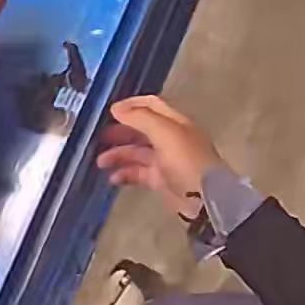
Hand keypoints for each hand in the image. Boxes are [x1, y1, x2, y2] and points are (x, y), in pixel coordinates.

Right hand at [96, 95, 228, 218]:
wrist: (202, 199)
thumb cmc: (186, 161)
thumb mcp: (164, 133)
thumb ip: (140, 118)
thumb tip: (117, 109)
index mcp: (175, 123)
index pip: (152, 106)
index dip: (131, 105)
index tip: (109, 111)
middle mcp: (171, 139)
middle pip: (142, 130)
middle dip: (121, 132)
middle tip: (101, 137)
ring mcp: (166, 161)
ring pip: (137, 153)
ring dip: (119, 155)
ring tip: (101, 162)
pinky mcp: (161, 180)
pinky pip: (139, 173)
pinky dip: (125, 174)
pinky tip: (114, 178)